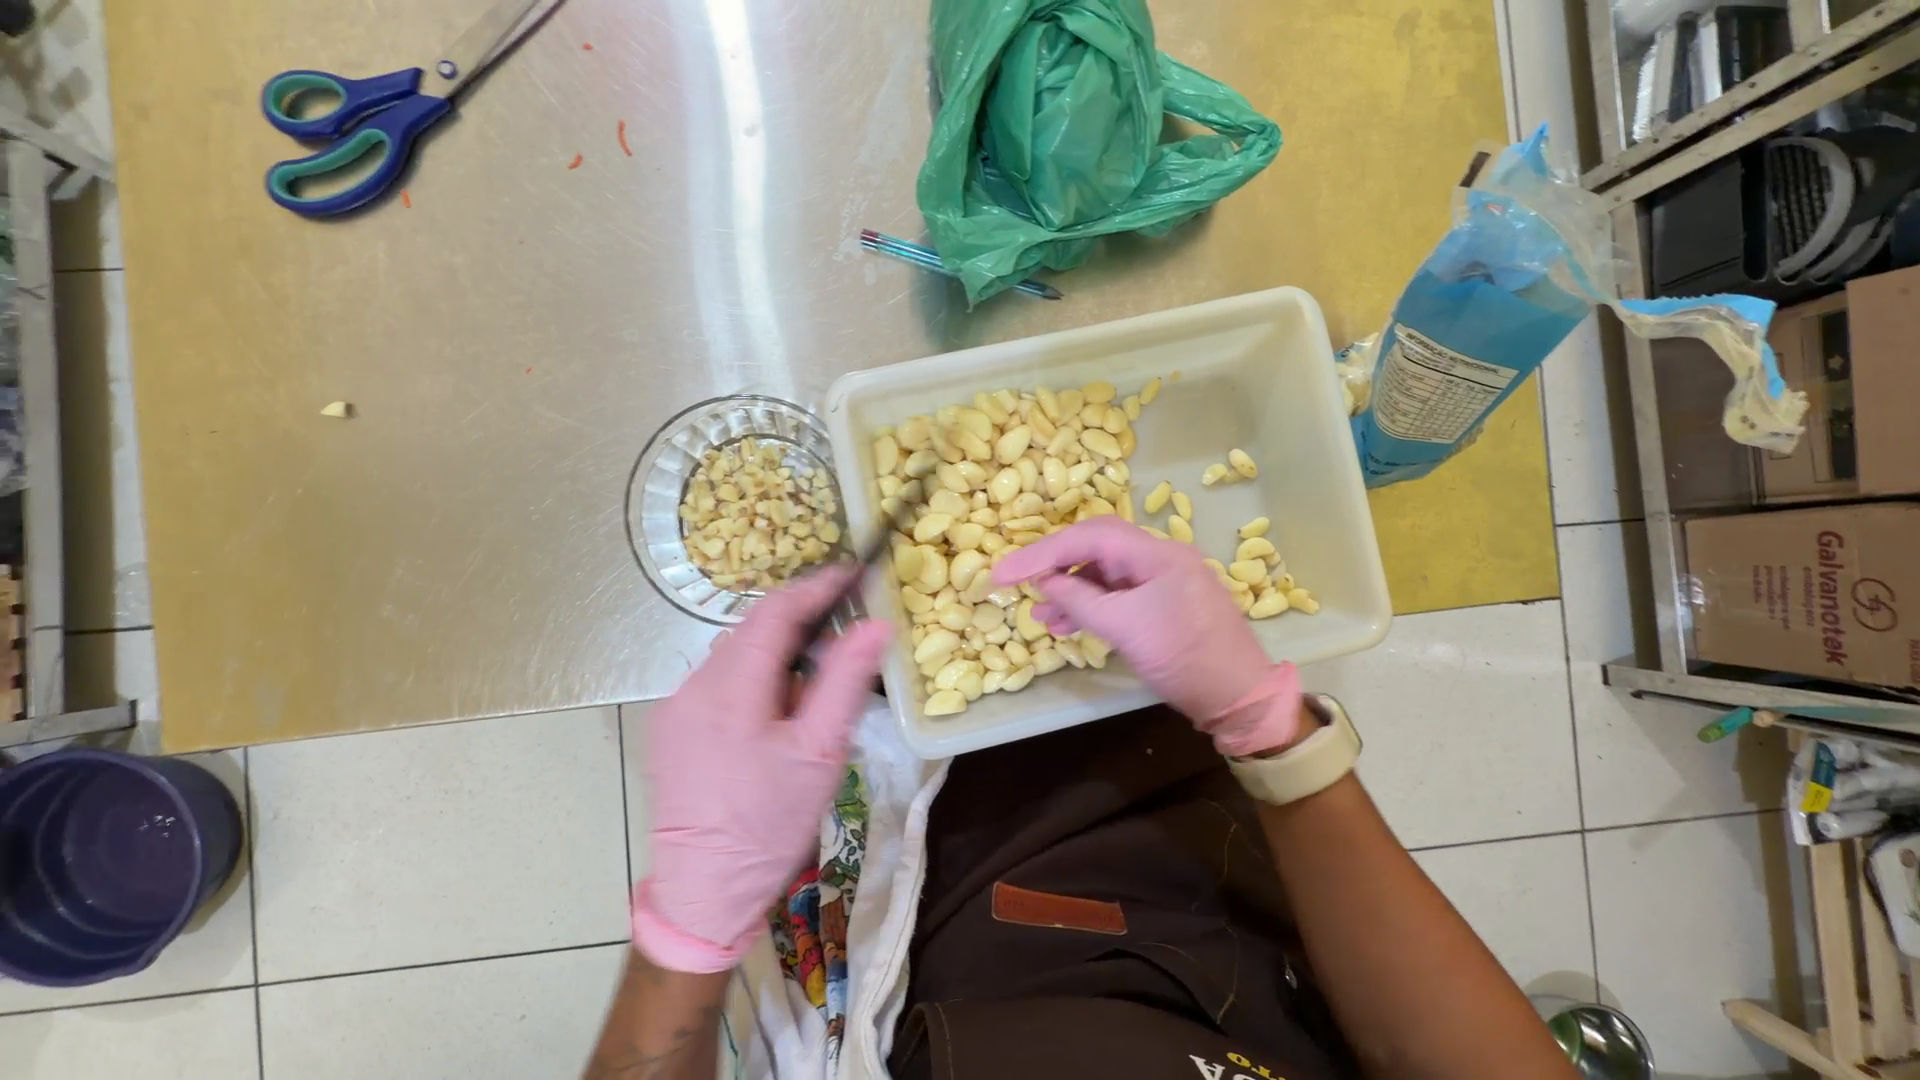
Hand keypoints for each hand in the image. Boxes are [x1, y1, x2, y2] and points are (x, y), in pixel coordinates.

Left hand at [631, 566, 891, 973]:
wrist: (704, 890)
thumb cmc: (770, 824)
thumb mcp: (820, 753)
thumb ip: (845, 682)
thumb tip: (875, 625)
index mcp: (731, 689)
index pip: (776, 612)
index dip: (817, 587)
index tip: (853, 573)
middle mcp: (693, 686)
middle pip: (753, 630)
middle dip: (800, 621)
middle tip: (844, 631)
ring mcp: (675, 707)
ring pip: (735, 654)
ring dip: (776, 652)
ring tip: (814, 681)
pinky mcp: (669, 727)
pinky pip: (718, 681)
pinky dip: (752, 677)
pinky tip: (775, 710)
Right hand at [992, 516, 1304, 757]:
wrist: (1240, 698)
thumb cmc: (1186, 659)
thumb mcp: (1126, 628)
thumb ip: (1080, 601)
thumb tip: (1044, 583)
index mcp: (1157, 554)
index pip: (1089, 537)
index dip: (1042, 552)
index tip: (1004, 572)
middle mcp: (1159, 559)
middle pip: (1095, 548)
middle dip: (1053, 565)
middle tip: (1016, 583)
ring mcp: (1162, 582)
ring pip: (1103, 574)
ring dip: (1069, 591)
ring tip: (1040, 616)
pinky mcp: (1162, 606)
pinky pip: (1116, 596)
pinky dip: (1089, 607)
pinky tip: (1065, 625)